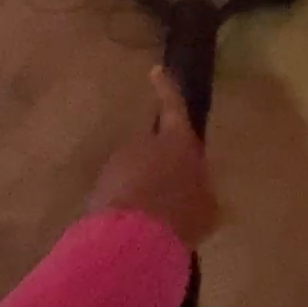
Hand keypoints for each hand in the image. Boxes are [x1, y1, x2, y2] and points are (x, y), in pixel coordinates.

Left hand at [87, 67, 219, 248]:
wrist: (136, 236)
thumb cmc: (183, 215)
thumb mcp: (208, 207)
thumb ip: (203, 194)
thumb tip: (200, 195)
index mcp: (177, 142)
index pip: (173, 107)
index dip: (167, 89)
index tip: (156, 70)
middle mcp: (144, 144)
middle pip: (152, 148)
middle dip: (158, 167)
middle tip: (170, 197)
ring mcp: (118, 163)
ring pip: (132, 171)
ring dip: (141, 188)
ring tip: (153, 220)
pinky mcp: (99, 185)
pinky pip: (117, 191)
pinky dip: (125, 204)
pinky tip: (134, 228)